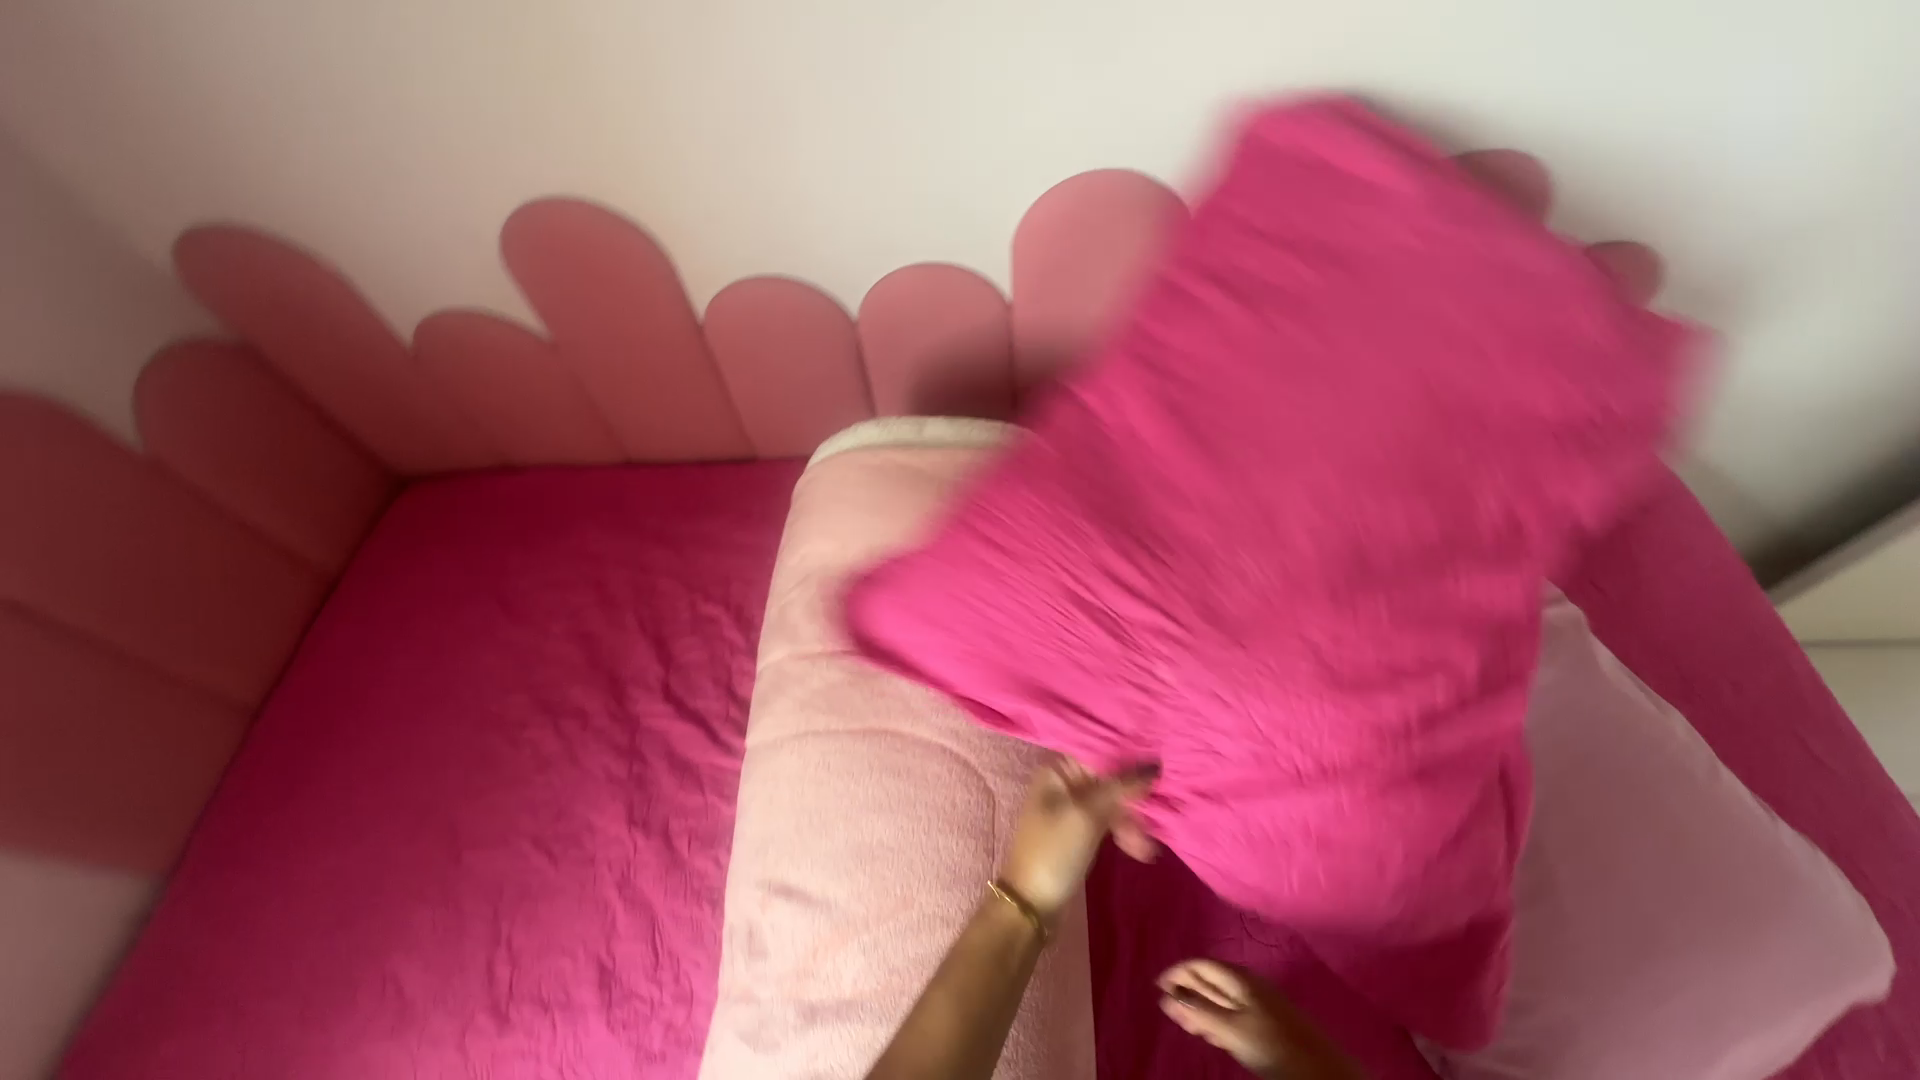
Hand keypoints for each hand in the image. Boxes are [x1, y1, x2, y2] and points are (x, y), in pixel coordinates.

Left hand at [996, 757, 1158, 921]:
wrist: (1032, 903)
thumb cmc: (1054, 850)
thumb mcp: (1087, 815)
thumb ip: (1120, 787)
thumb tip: (1154, 763)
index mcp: (1058, 771)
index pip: (1101, 753)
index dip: (1130, 759)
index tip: (1160, 766)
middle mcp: (1065, 784)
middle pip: (1109, 779)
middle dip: (1133, 800)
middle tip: (1155, 819)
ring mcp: (1072, 809)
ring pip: (1112, 803)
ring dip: (1131, 822)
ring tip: (1146, 849)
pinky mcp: (1080, 832)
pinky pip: (1108, 822)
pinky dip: (1123, 833)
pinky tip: (1140, 851)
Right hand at [1159, 960, 1363, 1079]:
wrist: (1324, 1074)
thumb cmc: (1273, 1046)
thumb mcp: (1231, 1029)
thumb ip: (1200, 1010)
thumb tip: (1169, 993)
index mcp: (1241, 979)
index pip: (1202, 965)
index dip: (1178, 972)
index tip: (1157, 986)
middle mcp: (1250, 985)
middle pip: (1212, 980)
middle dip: (1188, 989)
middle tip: (1166, 1005)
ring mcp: (1262, 1004)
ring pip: (1222, 999)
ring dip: (1201, 1007)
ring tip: (1184, 1021)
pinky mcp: (1269, 1023)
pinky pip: (1234, 1013)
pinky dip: (1217, 1020)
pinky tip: (1212, 1034)